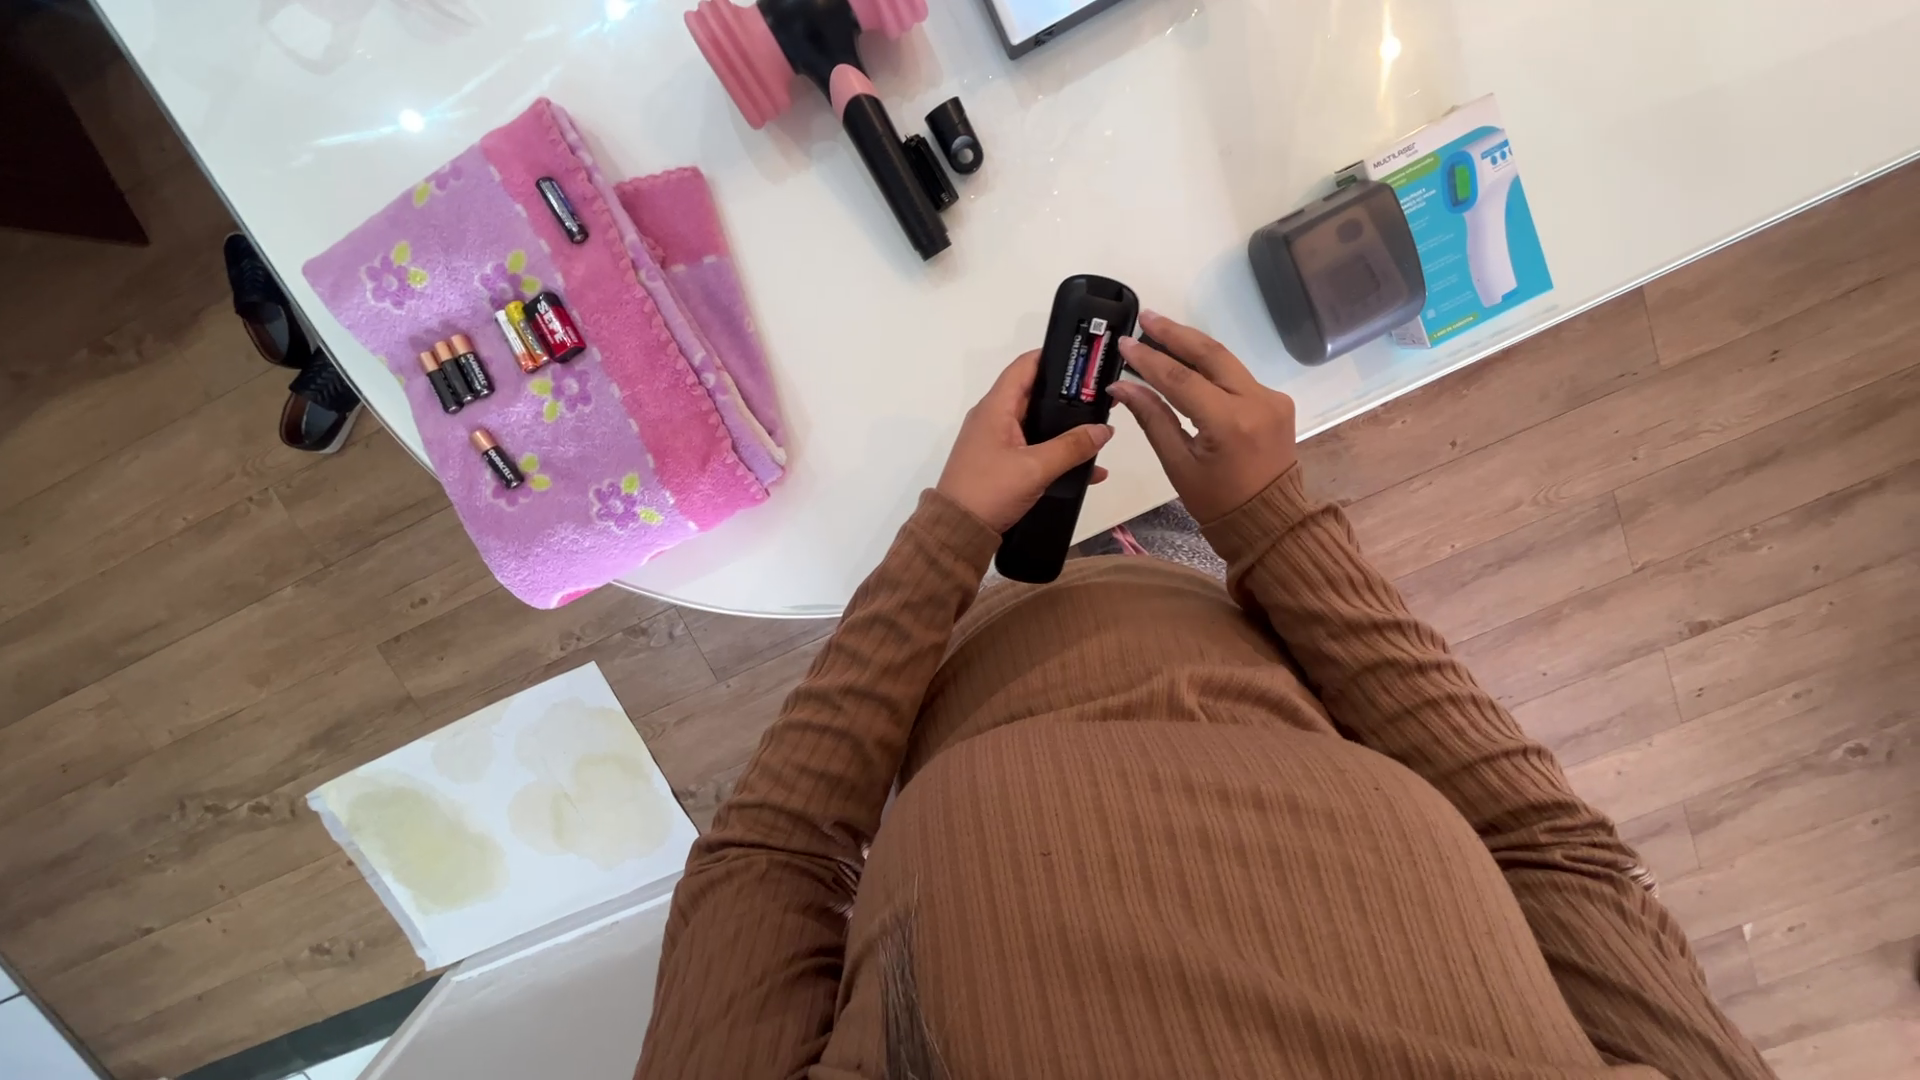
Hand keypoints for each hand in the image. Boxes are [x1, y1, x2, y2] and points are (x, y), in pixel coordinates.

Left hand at [937, 350, 1112, 531]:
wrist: (957, 531)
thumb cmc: (990, 490)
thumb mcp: (1035, 468)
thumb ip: (1072, 447)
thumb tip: (1104, 430)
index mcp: (996, 407)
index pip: (1026, 366)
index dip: (1055, 357)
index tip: (1086, 360)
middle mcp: (995, 418)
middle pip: (1036, 394)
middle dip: (1069, 396)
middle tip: (1103, 397)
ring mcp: (998, 442)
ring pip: (1039, 426)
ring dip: (1067, 430)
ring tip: (1101, 430)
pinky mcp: (1002, 465)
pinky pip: (1036, 451)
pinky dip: (1058, 456)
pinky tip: (1088, 470)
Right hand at [1108, 311, 1296, 522]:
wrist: (1270, 521)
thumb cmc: (1216, 501)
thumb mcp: (1177, 464)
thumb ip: (1153, 419)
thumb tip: (1124, 386)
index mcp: (1229, 423)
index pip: (1182, 379)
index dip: (1149, 360)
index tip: (1124, 343)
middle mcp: (1256, 401)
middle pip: (1211, 354)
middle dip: (1175, 333)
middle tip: (1145, 316)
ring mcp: (1271, 398)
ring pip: (1226, 360)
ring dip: (1192, 344)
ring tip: (1160, 328)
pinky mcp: (1275, 401)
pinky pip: (1236, 376)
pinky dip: (1209, 365)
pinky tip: (1187, 359)